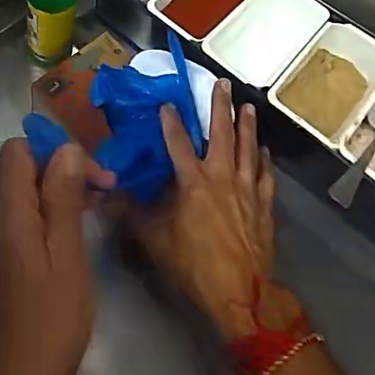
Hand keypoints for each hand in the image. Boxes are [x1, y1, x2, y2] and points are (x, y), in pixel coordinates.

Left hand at [0, 140, 110, 374]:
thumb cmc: (50, 320)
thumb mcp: (67, 253)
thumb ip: (64, 197)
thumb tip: (68, 148)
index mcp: (5, 214)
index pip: (17, 151)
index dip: (55, 149)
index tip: (93, 172)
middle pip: (22, 170)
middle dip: (64, 169)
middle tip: (106, 190)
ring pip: (25, 194)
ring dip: (61, 191)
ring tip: (99, 207)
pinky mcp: (1, 261)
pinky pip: (25, 219)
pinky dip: (51, 214)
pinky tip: (77, 231)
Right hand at [130, 79, 289, 341]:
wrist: (241, 291)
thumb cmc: (195, 266)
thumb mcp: (155, 241)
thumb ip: (134, 217)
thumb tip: (109, 199)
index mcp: (194, 182)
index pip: (179, 144)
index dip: (172, 122)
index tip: (168, 103)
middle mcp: (223, 177)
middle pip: (222, 134)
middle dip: (220, 107)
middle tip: (222, 84)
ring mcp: (248, 188)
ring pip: (249, 147)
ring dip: (248, 125)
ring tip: (248, 106)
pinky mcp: (264, 204)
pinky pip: (266, 174)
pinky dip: (264, 160)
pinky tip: (264, 151)